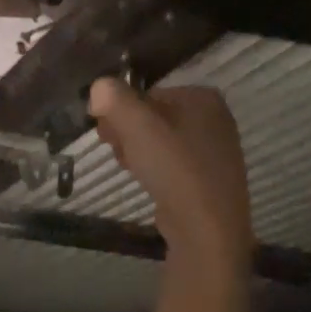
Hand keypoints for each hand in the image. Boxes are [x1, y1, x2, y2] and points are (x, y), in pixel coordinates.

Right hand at [88, 79, 251, 264]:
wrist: (207, 226)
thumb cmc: (174, 169)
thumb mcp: (137, 127)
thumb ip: (115, 100)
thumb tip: (98, 85)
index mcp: (202, 97)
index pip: (143, 93)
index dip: (119, 111)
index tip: (106, 132)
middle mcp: (212, 116)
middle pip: (149, 115)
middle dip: (125, 131)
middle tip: (116, 150)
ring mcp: (212, 146)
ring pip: (155, 138)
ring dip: (134, 150)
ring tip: (130, 167)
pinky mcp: (206, 173)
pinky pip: (168, 159)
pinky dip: (151, 166)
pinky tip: (144, 179)